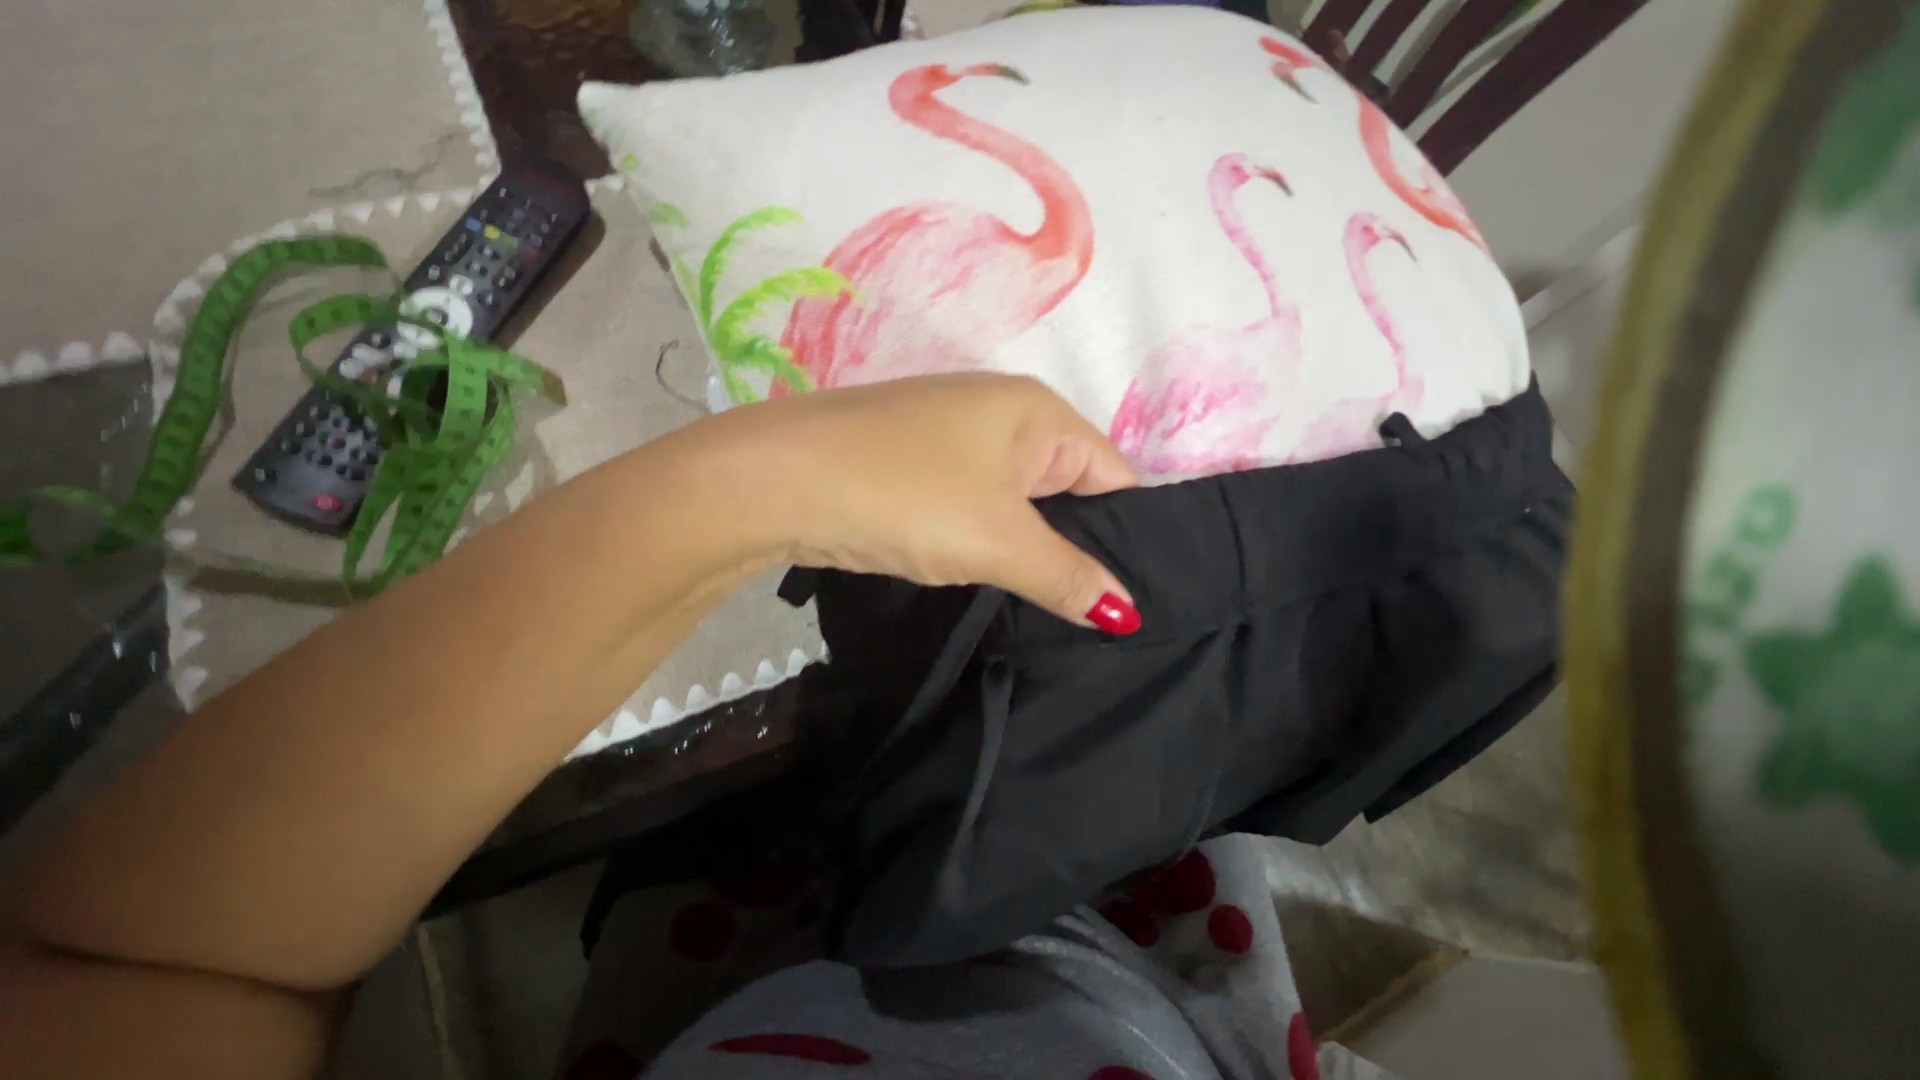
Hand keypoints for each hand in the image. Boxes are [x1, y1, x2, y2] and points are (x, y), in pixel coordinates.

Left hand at [723, 374, 1142, 631]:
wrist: (777, 479)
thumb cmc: (906, 496)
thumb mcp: (998, 542)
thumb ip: (1068, 576)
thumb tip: (1127, 613)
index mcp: (1039, 411)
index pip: (1114, 476)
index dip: (1128, 539)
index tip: (1134, 604)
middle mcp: (1001, 411)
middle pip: (1067, 487)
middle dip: (1078, 549)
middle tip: (1097, 621)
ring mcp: (951, 434)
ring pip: (1016, 500)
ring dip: (1028, 549)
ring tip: (1050, 611)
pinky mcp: (913, 462)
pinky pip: (972, 503)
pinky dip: (984, 540)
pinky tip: (986, 580)